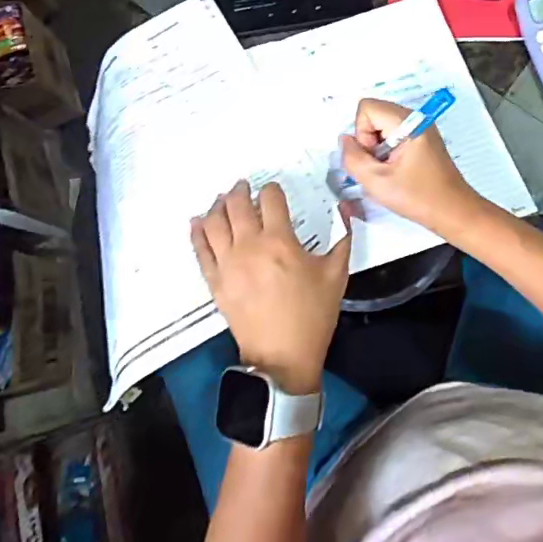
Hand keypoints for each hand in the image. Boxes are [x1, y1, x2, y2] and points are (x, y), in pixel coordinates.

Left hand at [191, 180, 351, 394]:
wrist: (282, 355)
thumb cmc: (313, 313)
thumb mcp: (337, 273)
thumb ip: (343, 236)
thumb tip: (345, 208)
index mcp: (280, 241)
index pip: (271, 199)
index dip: (272, 189)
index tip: (274, 190)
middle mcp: (249, 246)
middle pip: (236, 205)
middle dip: (240, 190)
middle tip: (243, 186)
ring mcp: (227, 264)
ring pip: (214, 222)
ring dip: (218, 206)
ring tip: (222, 200)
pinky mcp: (214, 281)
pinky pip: (200, 249)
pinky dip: (197, 232)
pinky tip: (198, 222)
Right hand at [339, 98, 486, 234]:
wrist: (454, 211)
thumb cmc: (420, 198)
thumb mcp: (376, 181)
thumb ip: (352, 158)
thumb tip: (345, 141)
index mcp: (409, 122)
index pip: (367, 108)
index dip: (362, 133)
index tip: (374, 158)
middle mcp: (417, 119)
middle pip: (374, 114)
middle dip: (368, 140)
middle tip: (380, 167)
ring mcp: (421, 128)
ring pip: (382, 126)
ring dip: (378, 148)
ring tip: (389, 171)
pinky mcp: (422, 140)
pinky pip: (394, 135)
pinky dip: (388, 152)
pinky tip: (396, 172)